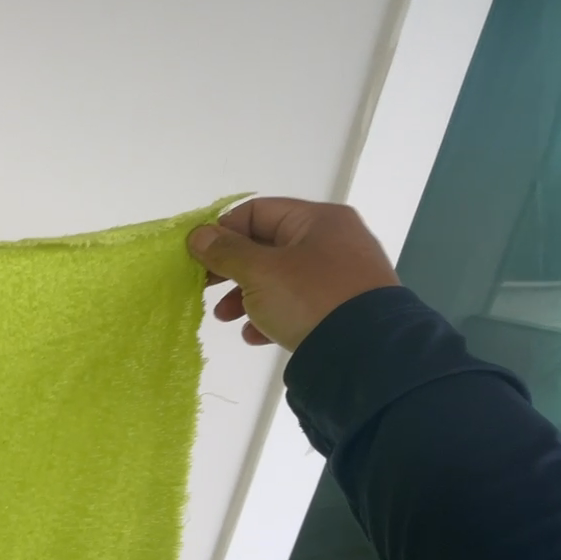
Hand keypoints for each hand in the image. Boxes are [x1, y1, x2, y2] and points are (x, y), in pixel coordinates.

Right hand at [188, 197, 399, 350]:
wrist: (362, 347)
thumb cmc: (308, 298)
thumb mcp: (259, 272)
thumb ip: (225, 251)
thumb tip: (198, 235)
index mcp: (316, 220)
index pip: (255, 212)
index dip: (221, 232)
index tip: (197, 259)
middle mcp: (330, 240)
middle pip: (263, 246)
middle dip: (229, 269)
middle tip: (203, 288)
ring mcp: (335, 273)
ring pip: (274, 277)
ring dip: (242, 297)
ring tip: (226, 318)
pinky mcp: (335, 304)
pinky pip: (292, 302)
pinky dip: (268, 315)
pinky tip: (255, 334)